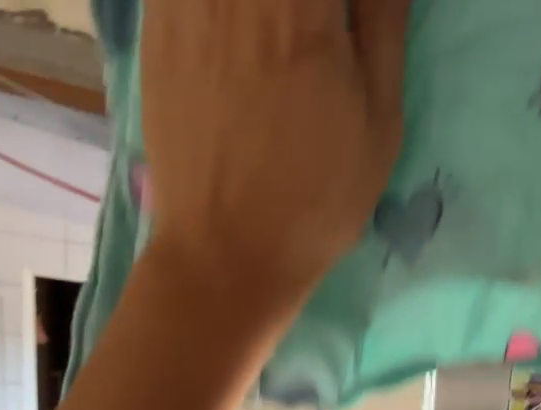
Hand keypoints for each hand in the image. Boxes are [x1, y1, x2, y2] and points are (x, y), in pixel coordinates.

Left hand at [141, 0, 410, 300]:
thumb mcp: (379, 123)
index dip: (349, 2)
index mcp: (303, 9)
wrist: (227, 254)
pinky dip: (220, 11)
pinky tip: (241, 37)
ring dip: (271, 14)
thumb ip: (383, 26)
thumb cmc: (318, 199)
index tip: (354, 21)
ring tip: (286, 40)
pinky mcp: (156, 24)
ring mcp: (187, 2)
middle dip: (312, 10)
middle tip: (322, 36)